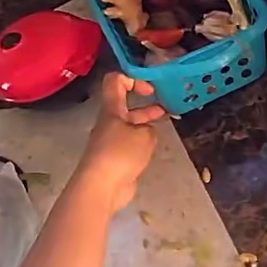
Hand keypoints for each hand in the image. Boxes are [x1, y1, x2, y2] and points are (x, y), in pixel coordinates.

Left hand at [76, 73, 163, 211]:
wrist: (101, 186)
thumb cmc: (120, 154)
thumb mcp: (144, 136)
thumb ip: (150, 128)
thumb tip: (147, 131)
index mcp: (112, 110)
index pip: (115, 81)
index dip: (133, 79)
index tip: (150, 90)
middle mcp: (109, 122)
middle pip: (124, 105)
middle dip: (145, 104)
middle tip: (164, 107)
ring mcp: (111, 140)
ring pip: (130, 125)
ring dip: (146, 122)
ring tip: (164, 124)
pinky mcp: (115, 157)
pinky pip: (130, 142)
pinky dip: (143, 140)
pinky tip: (154, 146)